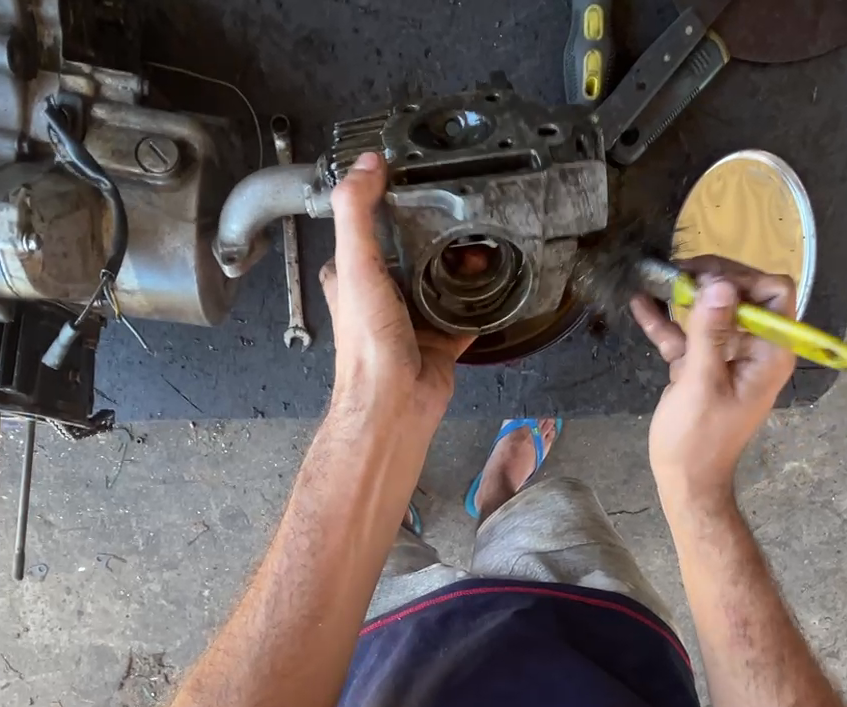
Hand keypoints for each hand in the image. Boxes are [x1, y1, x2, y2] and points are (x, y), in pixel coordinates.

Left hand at [319, 153, 473, 429]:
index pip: (367, 230)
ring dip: (461, 267)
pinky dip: (479, 304)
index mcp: (353, 278)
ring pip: (441, 283)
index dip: (386, 206)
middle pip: (412, 255)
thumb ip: (357, 213)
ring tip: (482, 243)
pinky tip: (493, 286)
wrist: (395, 402)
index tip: (412, 182)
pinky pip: (464, 317)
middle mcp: (381, 299)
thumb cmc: (368, 346)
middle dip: (436, 237)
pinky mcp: (439, 343)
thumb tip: (366, 165)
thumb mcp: (356, 265)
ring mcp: (412, 321)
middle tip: (460, 215)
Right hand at [630, 256, 796, 512]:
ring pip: (711, 314)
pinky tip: (642, 305)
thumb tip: (719, 283)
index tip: (705, 277)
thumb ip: (710, 332)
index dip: (743, 278)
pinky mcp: (701, 369)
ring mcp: (727, 359)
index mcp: (769, 353)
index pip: (773, 293)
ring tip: (658, 278)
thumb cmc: (697, 439)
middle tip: (677, 272)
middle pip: (741, 297)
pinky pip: (688, 337)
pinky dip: (668, 323)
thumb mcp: (701, 383)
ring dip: (685, 296)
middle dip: (711, 280)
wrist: (685, 480)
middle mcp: (754, 350)